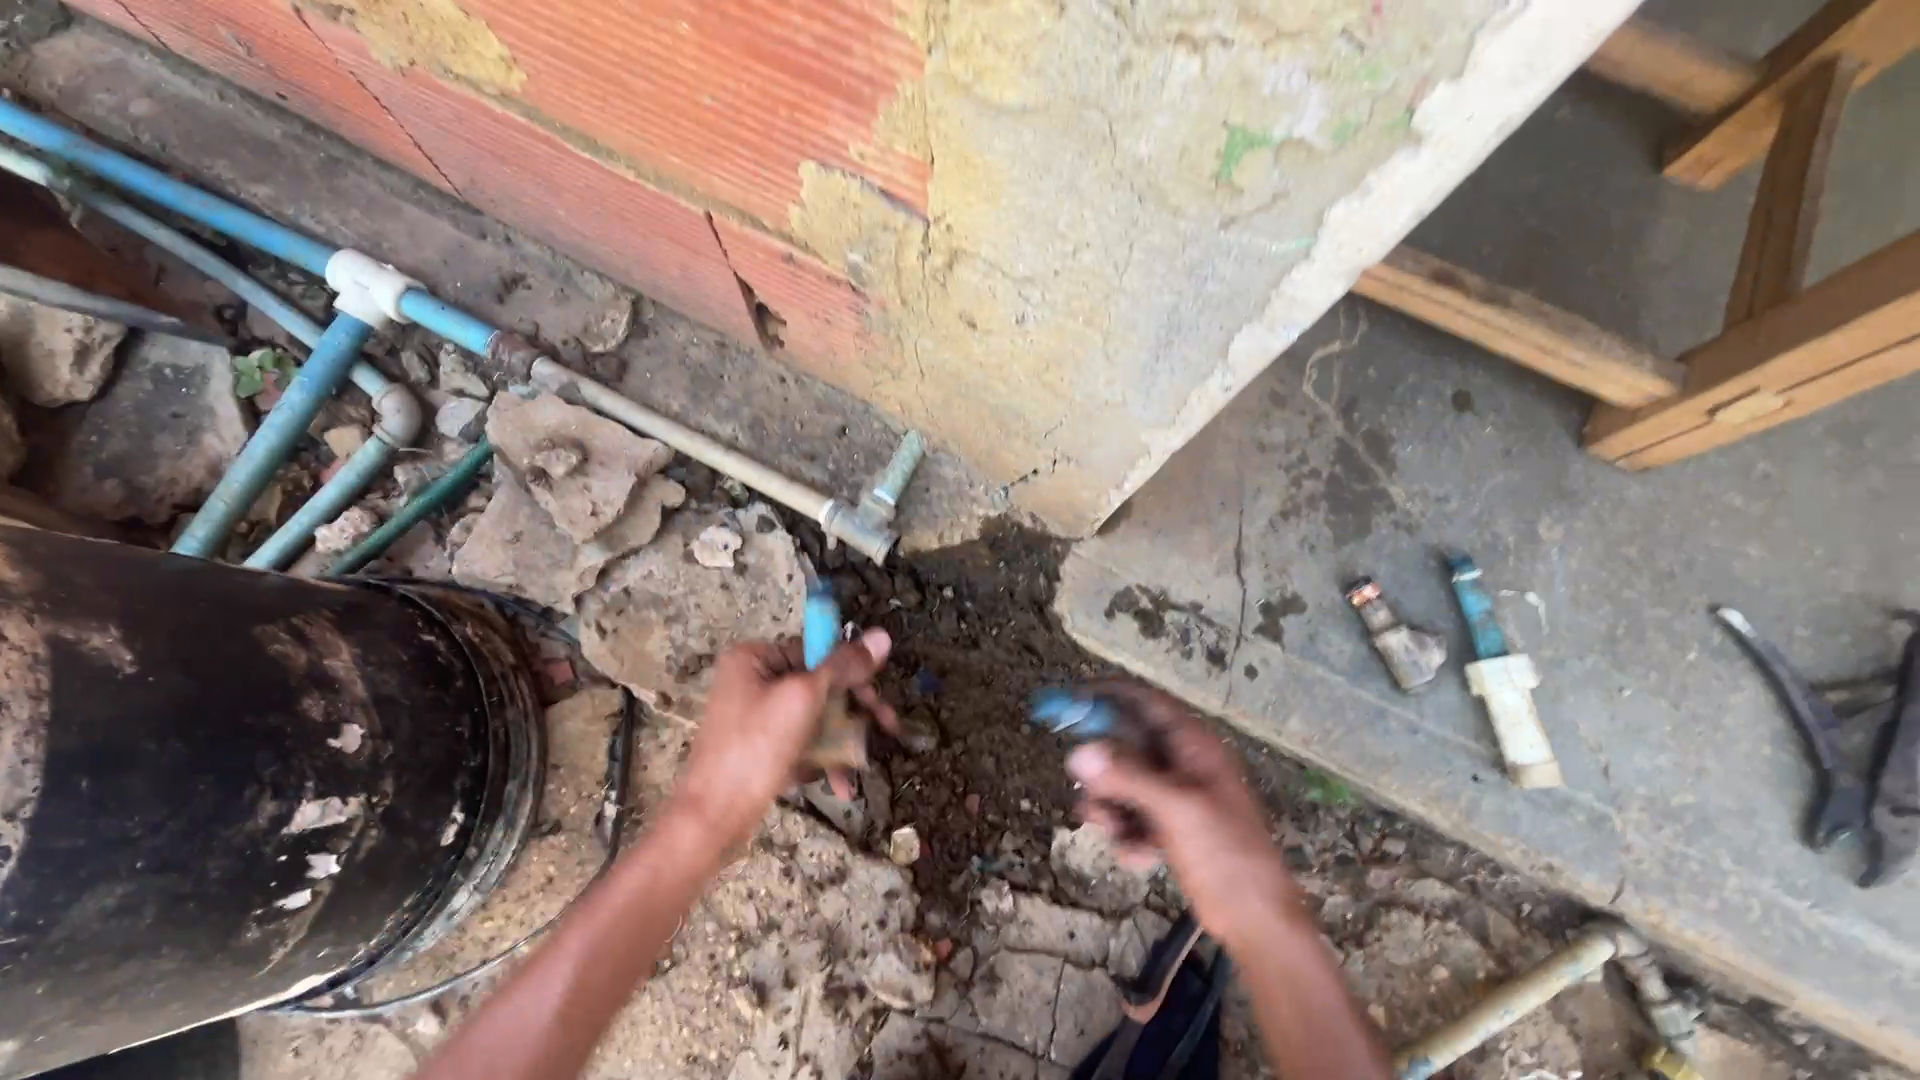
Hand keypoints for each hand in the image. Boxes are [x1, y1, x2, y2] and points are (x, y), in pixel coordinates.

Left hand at [670, 630, 894, 852]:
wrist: (713, 818)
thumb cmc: (756, 747)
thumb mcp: (804, 697)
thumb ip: (844, 666)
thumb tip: (882, 636)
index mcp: (755, 657)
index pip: (816, 651)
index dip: (851, 673)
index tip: (877, 699)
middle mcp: (753, 681)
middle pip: (821, 686)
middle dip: (854, 712)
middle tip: (888, 728)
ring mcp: (756, 717)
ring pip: (816, 718)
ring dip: (843, 741)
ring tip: (864, 766)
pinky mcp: (761, 749)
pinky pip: (802, 743)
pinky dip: (822, 760)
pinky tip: (839, 786)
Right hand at [1066, 682, 1301, 949]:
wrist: (1257, 920)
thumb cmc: (1226, 854)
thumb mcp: (1175, 809)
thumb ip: (1126, 776)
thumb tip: (1077, 752)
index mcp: (1193, 744)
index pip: (1144, 701)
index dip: (1105, 696)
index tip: (1068, 704)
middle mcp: (1181, 762)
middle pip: (1123, 745)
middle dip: (1102, 771)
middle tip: (1088, 793)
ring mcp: (1174, 795)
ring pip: (1120, 784)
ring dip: (1111, 809)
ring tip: (1117, 834)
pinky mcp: (1167, 826)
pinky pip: (1130, 816)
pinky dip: (1127, 835)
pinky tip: (1140, 858)